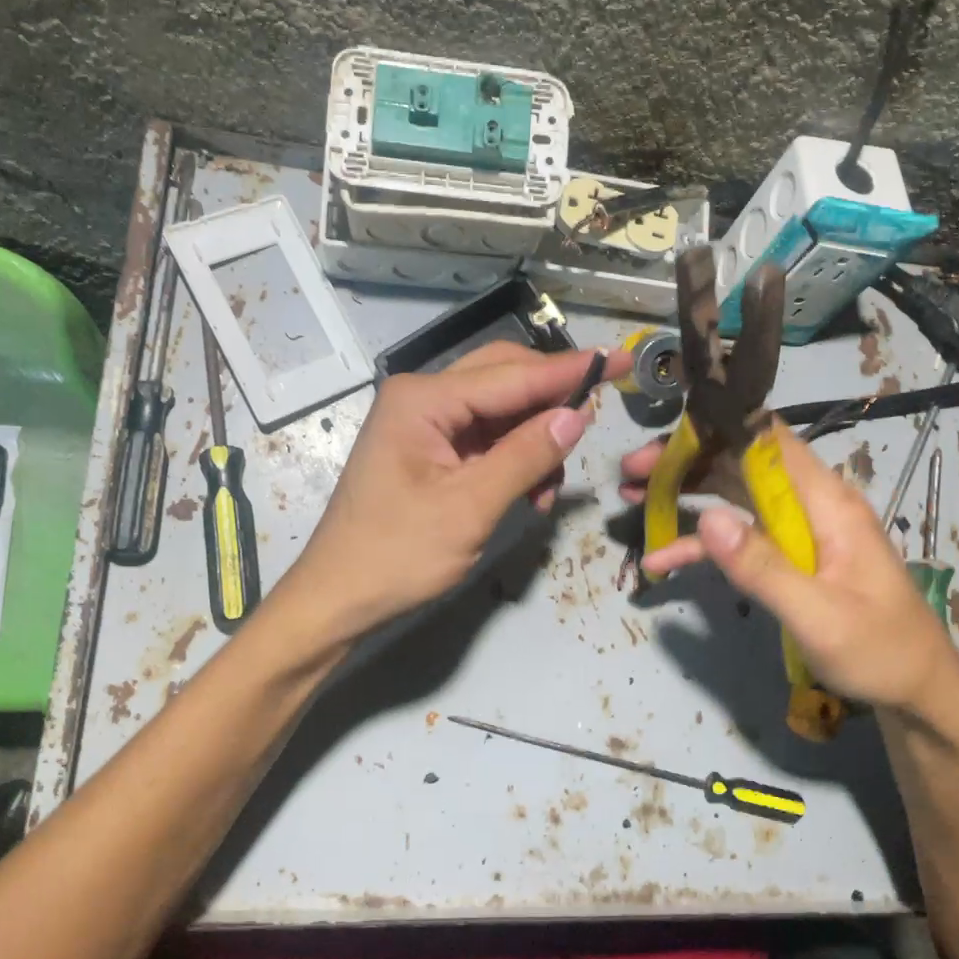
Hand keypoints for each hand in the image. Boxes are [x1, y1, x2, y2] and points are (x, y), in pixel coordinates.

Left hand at [281, 344, 629, 636]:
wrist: (338, 598)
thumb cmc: (397, 554)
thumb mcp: (470, 507)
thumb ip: (526, 456)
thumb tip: (577, 415)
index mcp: (423, 399)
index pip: (512, 375)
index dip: (569, 370)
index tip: (620, 360)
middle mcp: (422, 398)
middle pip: (505, 379)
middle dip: (551, 402)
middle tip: (596, 419)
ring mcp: (424, 423)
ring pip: (500, 410)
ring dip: (534, 439)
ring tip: (548, 488)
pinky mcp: (429, 450)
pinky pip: (485, 438)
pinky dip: (514, 458)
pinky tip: (530, 492)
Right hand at [620, 424, 958, 711]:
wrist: (917, 690)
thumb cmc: (880, 650)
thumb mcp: (821, 617)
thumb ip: (764, 568)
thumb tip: (708, 519)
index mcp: (826, 502)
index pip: (769, 441)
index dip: (719, 428)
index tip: (667, 435)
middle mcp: (810, 503)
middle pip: (741, 460)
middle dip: (686, 459)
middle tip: (631, 469)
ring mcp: (797, 527)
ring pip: (733, 491)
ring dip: (685, 490)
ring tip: (632, 492)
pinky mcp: (787, 553)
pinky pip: (737, 535)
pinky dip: (699, 543)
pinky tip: (660, 559)